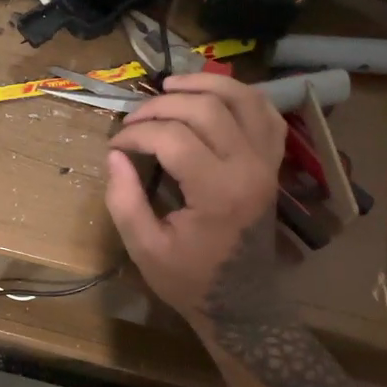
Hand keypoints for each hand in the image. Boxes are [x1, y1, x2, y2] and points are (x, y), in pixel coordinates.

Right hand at [103, 74, 288, 324]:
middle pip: (206, 109)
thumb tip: (114, 156)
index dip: (137, 134)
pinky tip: (213, 97)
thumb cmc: (187, 280)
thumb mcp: (144, 249)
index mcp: (216, 192)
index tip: (114, 147)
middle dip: (162, 106)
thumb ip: (125, 201)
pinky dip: (241, 97)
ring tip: (170, 86)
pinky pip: (265, 114)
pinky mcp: (272, 163)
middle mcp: (248, 168)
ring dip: (204, 85)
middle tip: (132, 121)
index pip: (173, 138)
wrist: (238, 301)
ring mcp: (267, 163)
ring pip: (242, 99)